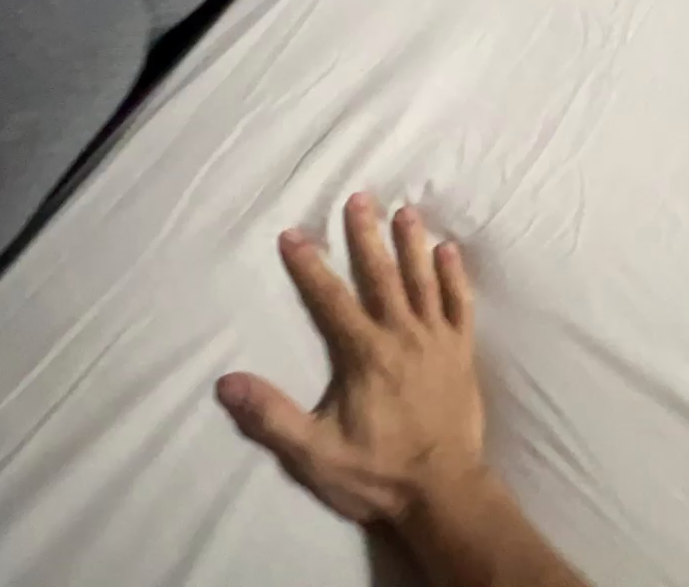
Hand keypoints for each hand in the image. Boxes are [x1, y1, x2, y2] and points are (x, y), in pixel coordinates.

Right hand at [216, 193, 484, 524]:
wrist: (444, 492)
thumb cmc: (378, 472)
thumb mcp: (315, 453)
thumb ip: (271, 416)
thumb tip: (227, 383)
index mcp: (365, 353)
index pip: (331, 298)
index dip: (310, 265)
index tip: (292, 233)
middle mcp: (402, 335)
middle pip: (381, 275)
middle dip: (366, 235)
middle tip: (360, 198)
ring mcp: (437, 339)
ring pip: (423, 280)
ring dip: (412, 244)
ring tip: (405, 210)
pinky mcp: (462, 350)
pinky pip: (460, 304)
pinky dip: (455, 276)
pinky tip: (450, 250)